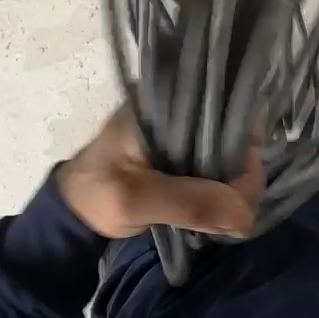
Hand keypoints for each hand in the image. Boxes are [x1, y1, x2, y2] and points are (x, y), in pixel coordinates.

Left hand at [56, 111, 263, 239]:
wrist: (73, 213)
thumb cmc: (96, 195)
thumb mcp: (136, 200)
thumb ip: (189, 202)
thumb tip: (245, 214)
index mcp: (161, 102)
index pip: (222, 107)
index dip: (244, 144)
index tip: (245, 185)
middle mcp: (176, 107)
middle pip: (232, 130)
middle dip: (242, 172)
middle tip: (237, 213)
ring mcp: (180, 130)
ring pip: (228, 151)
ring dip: (234, 184)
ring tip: (228, 215)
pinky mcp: (182, 153)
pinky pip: (217, 165)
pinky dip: (223, 187)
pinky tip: (222, 208)